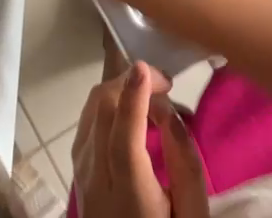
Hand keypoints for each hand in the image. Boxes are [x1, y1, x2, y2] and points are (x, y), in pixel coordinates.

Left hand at [72, 63, 209, 217]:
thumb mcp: (192, 213)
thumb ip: (186, 164)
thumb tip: (170, 114)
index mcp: (130, 196)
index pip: (123, 136)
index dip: (133, 98)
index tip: (147, 69)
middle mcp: (97, 181)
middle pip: (102, 113)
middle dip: (131, 84)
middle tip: (164, 85)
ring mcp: (82, 175)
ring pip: (90, 112)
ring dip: (117, 90)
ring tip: (149, 94)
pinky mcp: (78, 171)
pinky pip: (87, 123)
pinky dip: (106, 104)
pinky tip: (129, 111)